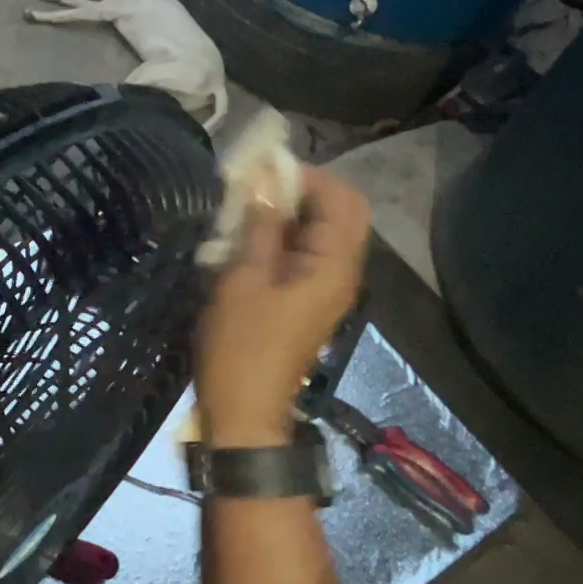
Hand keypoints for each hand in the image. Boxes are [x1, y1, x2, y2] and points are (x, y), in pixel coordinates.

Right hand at [196, 168, 370, 447]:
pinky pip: (309, 254)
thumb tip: (263, 183)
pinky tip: (250, 239)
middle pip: (341, 212)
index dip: (304, 175)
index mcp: (332, 266)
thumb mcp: (242, 280)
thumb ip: (258, 227)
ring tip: (248, 209)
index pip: (340, 198)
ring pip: (325, 232)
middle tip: (256, 187)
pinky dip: (286, 237)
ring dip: (292, 213)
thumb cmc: (240, 346)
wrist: (244, 412)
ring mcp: (327, 289)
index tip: (259, 171)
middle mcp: (342, 274)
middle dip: (303, 190)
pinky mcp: (309, 302)